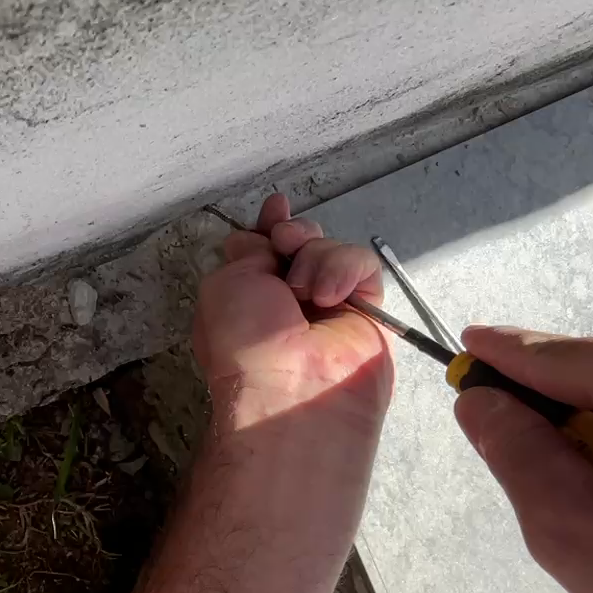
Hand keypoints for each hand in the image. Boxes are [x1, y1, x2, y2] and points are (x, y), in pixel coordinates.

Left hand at [192, 194, 393, 433]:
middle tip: (287, 245)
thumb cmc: (245, 337)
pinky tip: (331, 297)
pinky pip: (363, 265)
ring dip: (314, 259)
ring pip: (330, 248)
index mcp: (248, 294)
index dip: (270, 223)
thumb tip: (259, 236)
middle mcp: (288, 297)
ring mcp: (329, 303)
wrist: (291, 387)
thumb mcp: (225, 284)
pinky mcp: (367, 308)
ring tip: (303, 292)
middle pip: (301, 240)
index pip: (265, 247)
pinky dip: (345, 271)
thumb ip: (246, 253)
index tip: (276, 205)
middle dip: (293, 233)